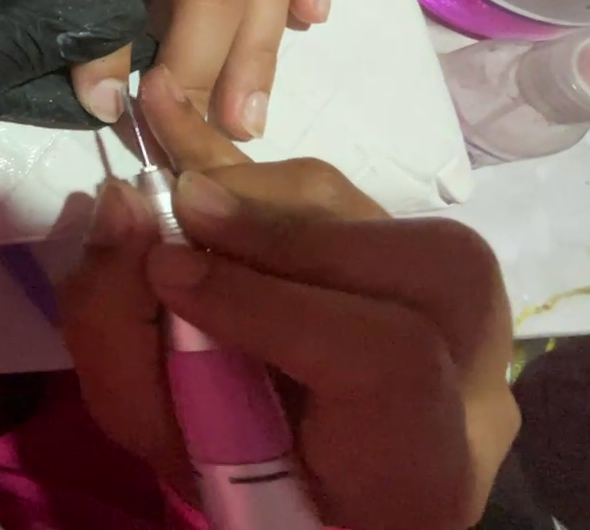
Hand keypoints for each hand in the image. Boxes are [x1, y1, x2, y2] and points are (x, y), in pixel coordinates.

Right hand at [62, 68, 517, 529]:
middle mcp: (471, 392)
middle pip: (431, 268)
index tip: (167, 272)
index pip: (393, 363)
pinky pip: (350, 194)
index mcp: (412, 471)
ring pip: (390, 216)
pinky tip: (178, 117)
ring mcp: (458, 323)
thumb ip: (118, 324)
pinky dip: (254, 164)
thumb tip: (124, 201)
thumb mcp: (141, 420)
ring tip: (184, 199)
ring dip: (266, 192)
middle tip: (181, 207)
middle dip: (285, 227)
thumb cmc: (210, 467)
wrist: (284, 471)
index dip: (270, 300)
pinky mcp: (409, 264)